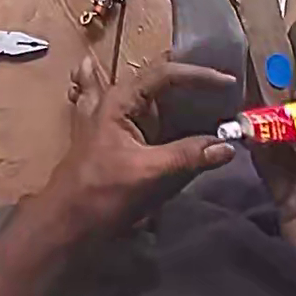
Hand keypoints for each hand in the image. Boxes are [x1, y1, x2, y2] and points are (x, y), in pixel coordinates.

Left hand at [29, 57, 237, 244]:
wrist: (68, 221)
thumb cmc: (102, 191)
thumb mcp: (147, 172)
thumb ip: (188, 155)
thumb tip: (228, 146)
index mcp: (119, 99)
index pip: (164, 74)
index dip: (198, 74)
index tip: (228, 81)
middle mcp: (117, 102)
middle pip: (160, 80)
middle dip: (192, 79)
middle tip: (226, 82)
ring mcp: (118, 120)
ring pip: (155, 97)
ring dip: (182, 96)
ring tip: (213, 89)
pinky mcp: (124, 141)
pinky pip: (152, 121)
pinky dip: (172, 119)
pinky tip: (179, 112)